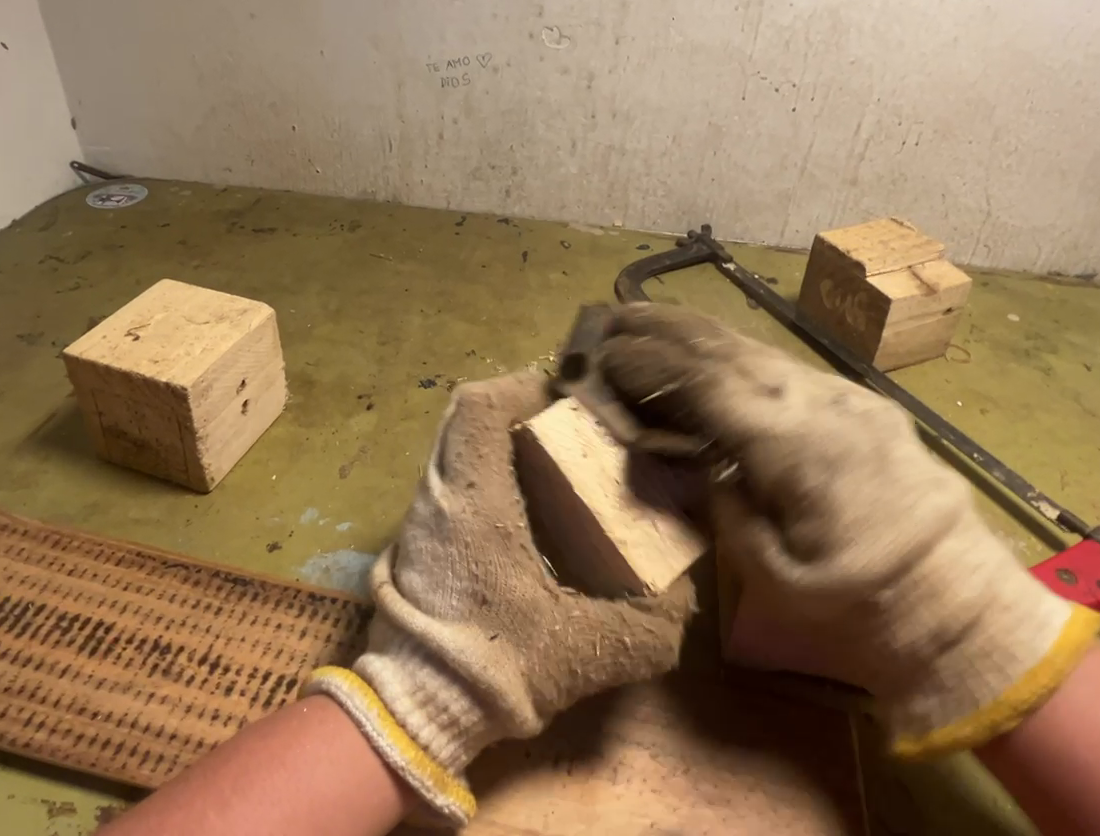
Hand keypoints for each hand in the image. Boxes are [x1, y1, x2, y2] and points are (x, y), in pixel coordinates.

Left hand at [305, 371, 694, 825]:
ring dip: (499, 438)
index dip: (524, 386)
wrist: (415, 713)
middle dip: (515, 408)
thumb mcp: (585, 647)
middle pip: (464, 415)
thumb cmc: (493, 666)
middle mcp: (440, 494)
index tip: (569, 398)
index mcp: (475, 500)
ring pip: (456, 443)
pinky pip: (452, 475)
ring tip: (552, 459)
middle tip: (566, 427)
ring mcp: (422, 514)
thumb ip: (648, 623)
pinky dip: (486, 468)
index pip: (480, 406)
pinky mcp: (418, 536)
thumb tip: (685, 595)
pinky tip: (526, 505)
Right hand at [598, 304, 1099, 759]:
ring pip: (755, 348)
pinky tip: (708, 354)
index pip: (705, 386)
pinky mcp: (855, 399)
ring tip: (646, 322)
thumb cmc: (859, 599)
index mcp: (791, 445)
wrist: (957, 596)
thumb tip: (690, 459)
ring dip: (695, 333)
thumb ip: (725, 508)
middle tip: (612, 316)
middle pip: (726, 349)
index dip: (651, 366)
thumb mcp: (775, 574)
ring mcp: (839, 395)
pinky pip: (780, 364)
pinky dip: (732, 353)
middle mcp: (814, 402)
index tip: (605, 355)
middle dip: (663, 328)